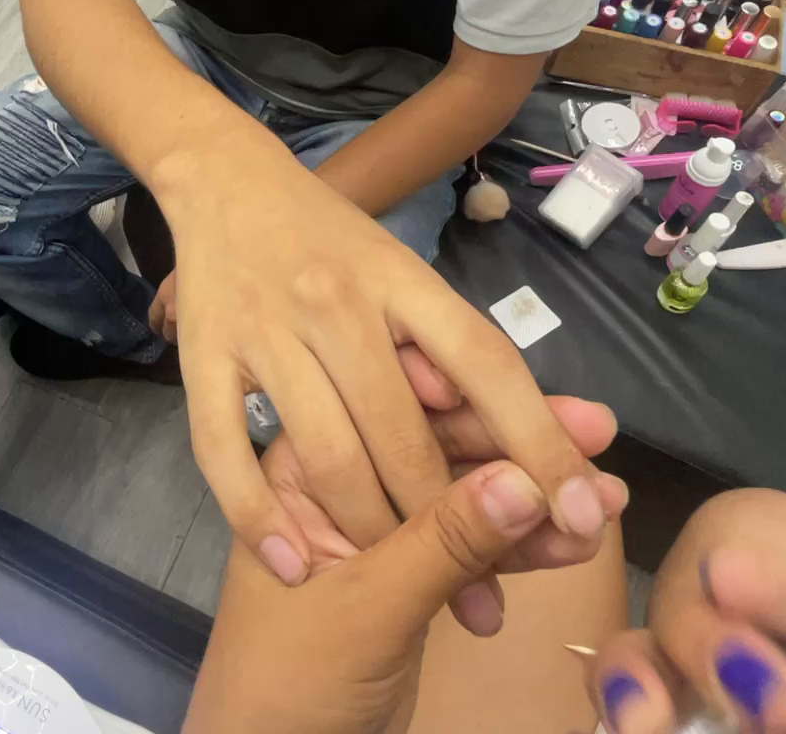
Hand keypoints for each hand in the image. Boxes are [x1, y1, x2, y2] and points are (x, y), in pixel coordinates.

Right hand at [152, 149, 621, 585]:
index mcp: (399, 278)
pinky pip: (223, 449)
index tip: (583, 516)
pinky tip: (292, 565)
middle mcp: (335, 304)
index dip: (539, 442)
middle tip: (491, 602)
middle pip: (405, 432)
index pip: (485, 363)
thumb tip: (516, 440)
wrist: (227, 182)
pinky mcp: (202, 357)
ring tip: (400, 584)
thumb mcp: (400, 270)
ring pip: (326, 454)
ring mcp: (263, 331)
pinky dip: (256, 517)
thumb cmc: (327, 233)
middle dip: (455, 526)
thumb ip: (447, 347)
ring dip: (370, 535)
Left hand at [186, 395, 619, 732]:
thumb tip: (528, 476)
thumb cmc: (290, 682)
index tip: (532, 395)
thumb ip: (445, 541)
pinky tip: (574, 540)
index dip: (462, 396)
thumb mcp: (367, 606)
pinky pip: (473, 544)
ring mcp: (381, 526)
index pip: (387, 407)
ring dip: (534, 497)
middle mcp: (343, 479)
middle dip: (516, 445)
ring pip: (465, 494)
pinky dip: (523, 545)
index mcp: (306, 463)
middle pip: (438, 446)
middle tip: (594, 433)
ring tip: (607, 495)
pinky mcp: (412, 570)